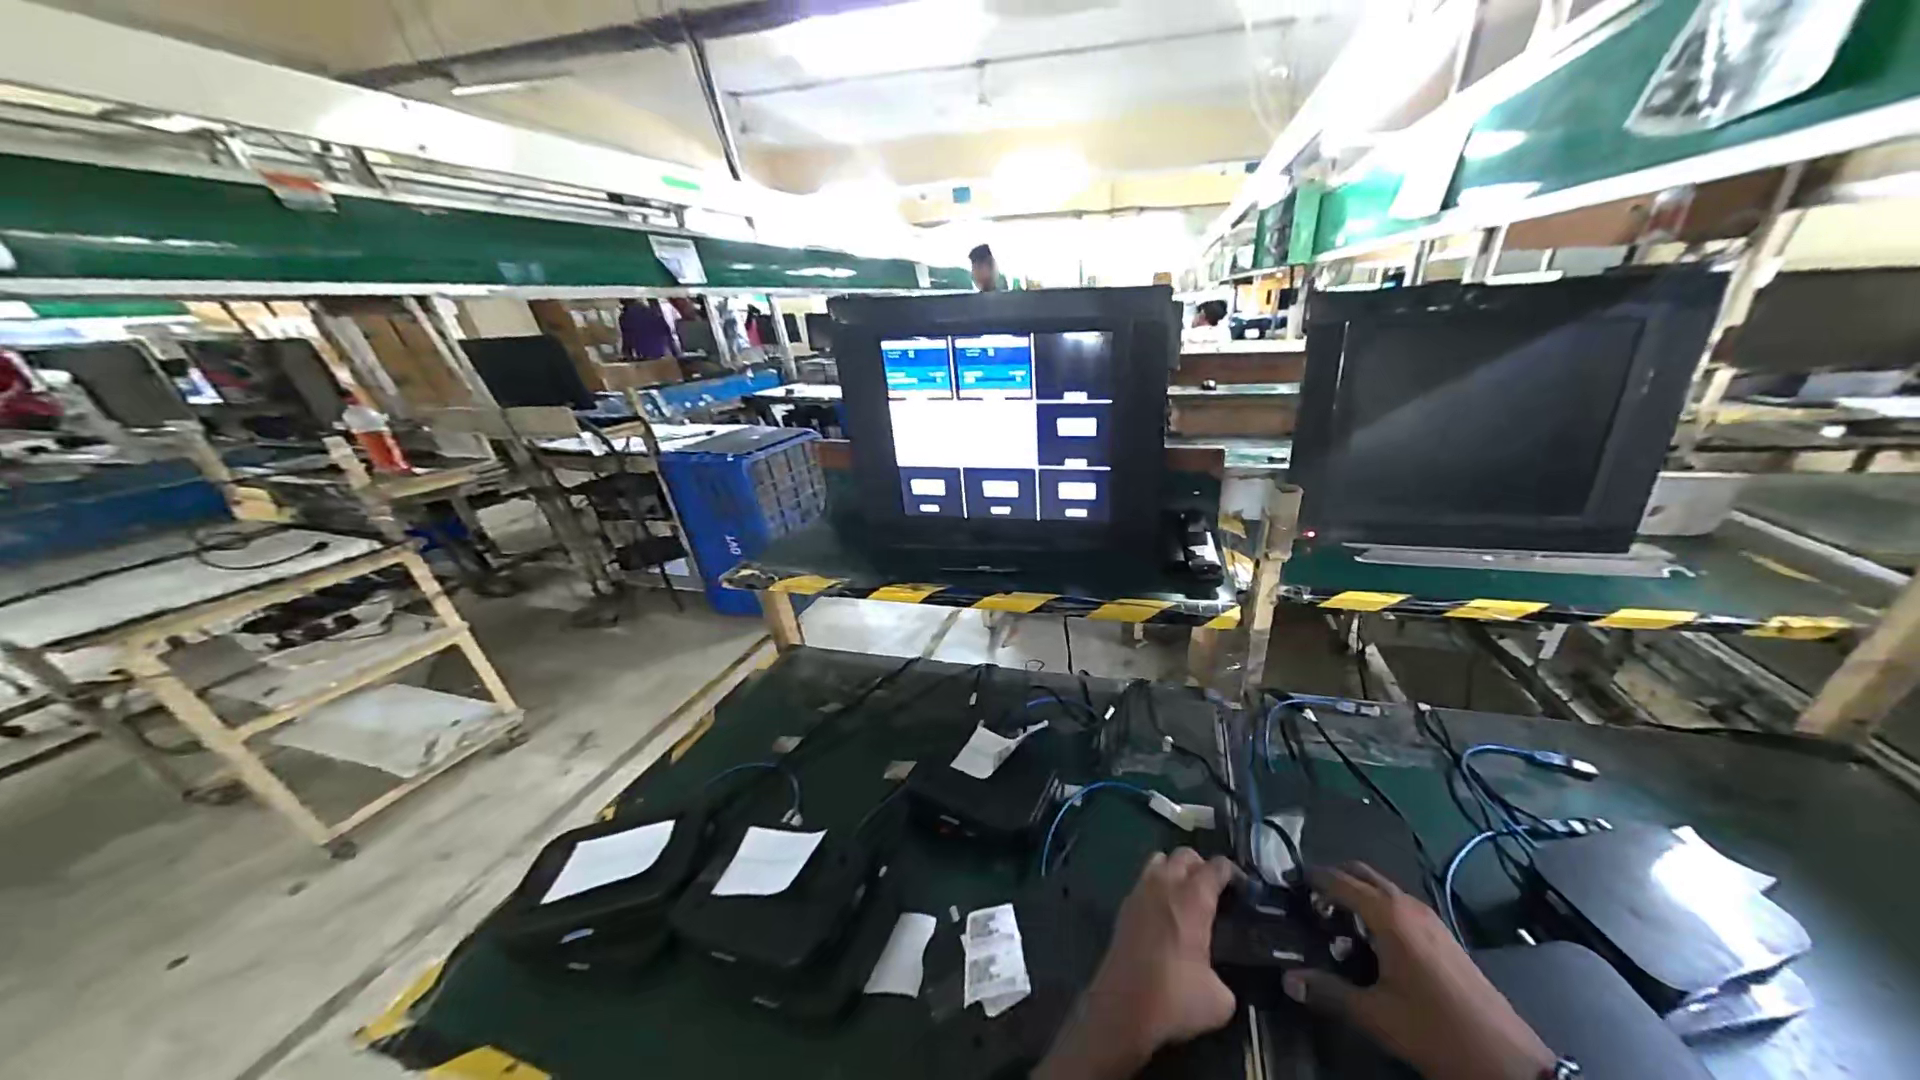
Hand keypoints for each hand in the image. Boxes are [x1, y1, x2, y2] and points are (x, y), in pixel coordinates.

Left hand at [1034, 848, 1239, 1079]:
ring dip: (1175, 870)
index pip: (1216, 866)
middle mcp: (1164, 885)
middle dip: (1202, 866)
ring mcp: (1140, 892)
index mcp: (1192, 899)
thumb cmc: (1174, 998)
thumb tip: (1219, 975)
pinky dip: (1158, 885)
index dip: (1233, 872)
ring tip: (1188, 896)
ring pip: (1159, 860)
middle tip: (1215, 891)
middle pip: (1185, 855)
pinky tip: (1166, 912)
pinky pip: (1144, 880)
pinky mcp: (1124, 906)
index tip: (1243, 888)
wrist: (1122, 1006)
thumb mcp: (1220, 998)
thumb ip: (1226, 976)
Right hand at [1283, 863, 1555, 1079]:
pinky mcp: (1443, 937)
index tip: (1285, 882)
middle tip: (1307, 900)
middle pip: (1361, 873)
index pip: (1337, 880)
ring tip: (1332, 922)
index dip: (1309, 878)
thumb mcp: (1375, 1015)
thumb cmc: (1436, 1031)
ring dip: (1355, 894)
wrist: (1511, 1065)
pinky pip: (1398, 906)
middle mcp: (1408, 906)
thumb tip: (1287, 979)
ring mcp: (1430, 920)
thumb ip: (1328, 991)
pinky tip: (1368, 943)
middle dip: (1332, 879)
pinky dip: (1375, 909)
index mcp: (1388, 915)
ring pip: (1381, 889)